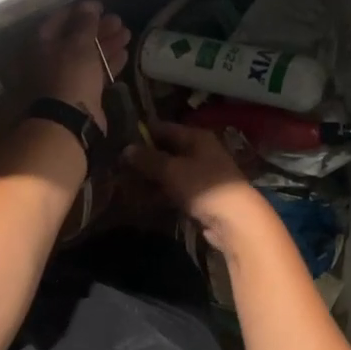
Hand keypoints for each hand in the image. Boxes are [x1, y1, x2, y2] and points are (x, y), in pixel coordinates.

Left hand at [35, 1, 128, 133]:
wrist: (70, 121)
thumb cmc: (70, 75)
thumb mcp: (78, 44)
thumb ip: (85, 23)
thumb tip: (89, 6)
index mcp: (43, 43)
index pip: (61, 18)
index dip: (81, 10)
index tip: (101, 6)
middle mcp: (51, 58)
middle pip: (77, 37)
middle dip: (99, 28)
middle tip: (119, 20)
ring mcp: (66, 77)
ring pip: (88, 55)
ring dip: (107, 44)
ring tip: (127, 33)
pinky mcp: (81, 93)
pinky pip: (95, 72)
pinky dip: (108, 62)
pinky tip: (124, 53)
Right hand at [125, 122, 271, 250]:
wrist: (234, 221)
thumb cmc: (203, 186)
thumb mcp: (171, 169)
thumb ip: (148, 159)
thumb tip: (126, 149)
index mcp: (196, 137)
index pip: (164, 128)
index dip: (142, 134)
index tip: (119, 141)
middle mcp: (199, 152)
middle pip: (165, 152)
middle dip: (143, 160)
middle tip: (117, 167)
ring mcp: (199, 176)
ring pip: (168, 174)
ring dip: (148, 180)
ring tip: (124, 186)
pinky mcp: (199, 197)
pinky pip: (173, 191)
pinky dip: (159, 195)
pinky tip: (141, 201)